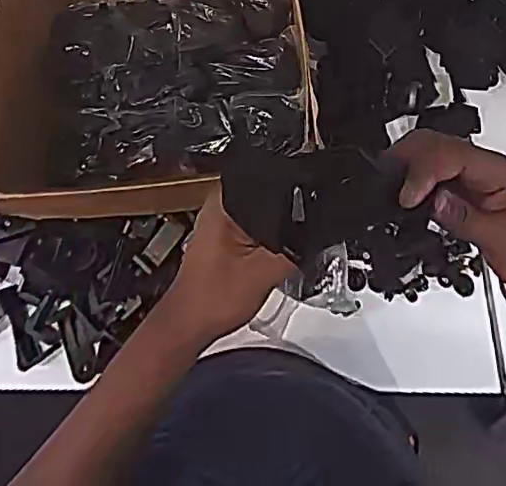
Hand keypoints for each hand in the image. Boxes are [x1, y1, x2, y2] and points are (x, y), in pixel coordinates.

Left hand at [153, 189, 298, 345]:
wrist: (187, 329)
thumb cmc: (210, 301)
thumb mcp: (265, 271)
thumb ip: (295, 248)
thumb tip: (318, 235)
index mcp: (223, 200)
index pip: (265, 176)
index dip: (289, 187)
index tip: (303, 200)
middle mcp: (218, 205)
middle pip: (266, 193)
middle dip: (284, 211)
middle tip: (290, 234)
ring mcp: (218, 221)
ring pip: (260, 213)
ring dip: (274, 227)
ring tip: (275, 249)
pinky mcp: (221, 237)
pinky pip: (252, 228)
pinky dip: (264, 239)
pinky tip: (267, 256)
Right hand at [387, 130, 505, 310]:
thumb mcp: (504, 241)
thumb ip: (465, 218)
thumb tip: (433, 199)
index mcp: (497, 170)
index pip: (450, 154)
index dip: (423, 171)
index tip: (407, 196)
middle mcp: (484, 168)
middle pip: (437, 144)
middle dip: (408, 158)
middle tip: (389, 183)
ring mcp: (474, 180)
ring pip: (432, 156)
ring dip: (409, 167)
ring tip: (393, 191)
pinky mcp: (465, 195)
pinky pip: (434, 177)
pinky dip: (416, 183)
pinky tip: (409, 199)